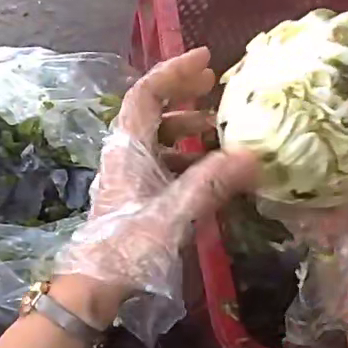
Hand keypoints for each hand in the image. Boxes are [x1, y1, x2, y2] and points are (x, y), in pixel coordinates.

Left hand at [55, 48, 258, 341]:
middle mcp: (125, 156)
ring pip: (158, 139)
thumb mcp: (174, 213)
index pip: (146, 94)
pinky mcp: (135, 198)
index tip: (205, 60)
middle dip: (183, 95)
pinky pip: (163, 164)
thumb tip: (252, 156)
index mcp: (129, 149)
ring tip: (221, 132)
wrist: (95, 286)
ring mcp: (129, 177)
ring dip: (188, 129)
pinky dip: (187, 159)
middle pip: (152, 111)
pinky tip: (210, 172)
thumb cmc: (128, 248)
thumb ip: (212, 183)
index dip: (173, 72)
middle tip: (215, 88)